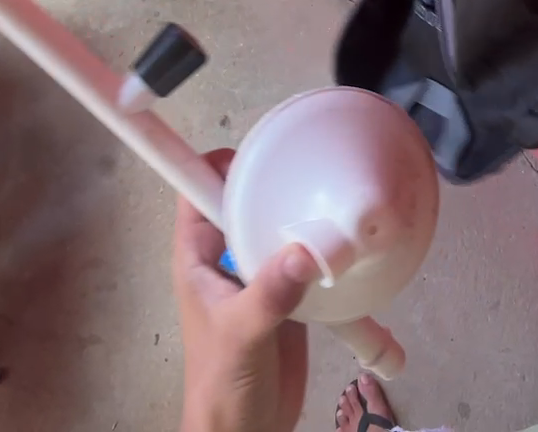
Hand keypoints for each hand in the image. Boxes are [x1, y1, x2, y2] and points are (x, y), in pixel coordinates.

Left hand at [174, 148, 319, 431]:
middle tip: (304, 172)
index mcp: (198, 255)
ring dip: (297, 214)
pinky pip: (300, 255)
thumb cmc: (221, 385)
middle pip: (242, 200)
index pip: (195, 189)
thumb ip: (269, 294)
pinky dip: (319, 248)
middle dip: (268, 182)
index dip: (215, 163)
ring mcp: (256, 272)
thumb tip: (303, 252)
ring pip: (272, 224)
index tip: (252, 151)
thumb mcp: (240, 334)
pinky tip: (342, 246)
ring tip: (330, 201)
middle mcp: (225, 255)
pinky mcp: (285, 292)